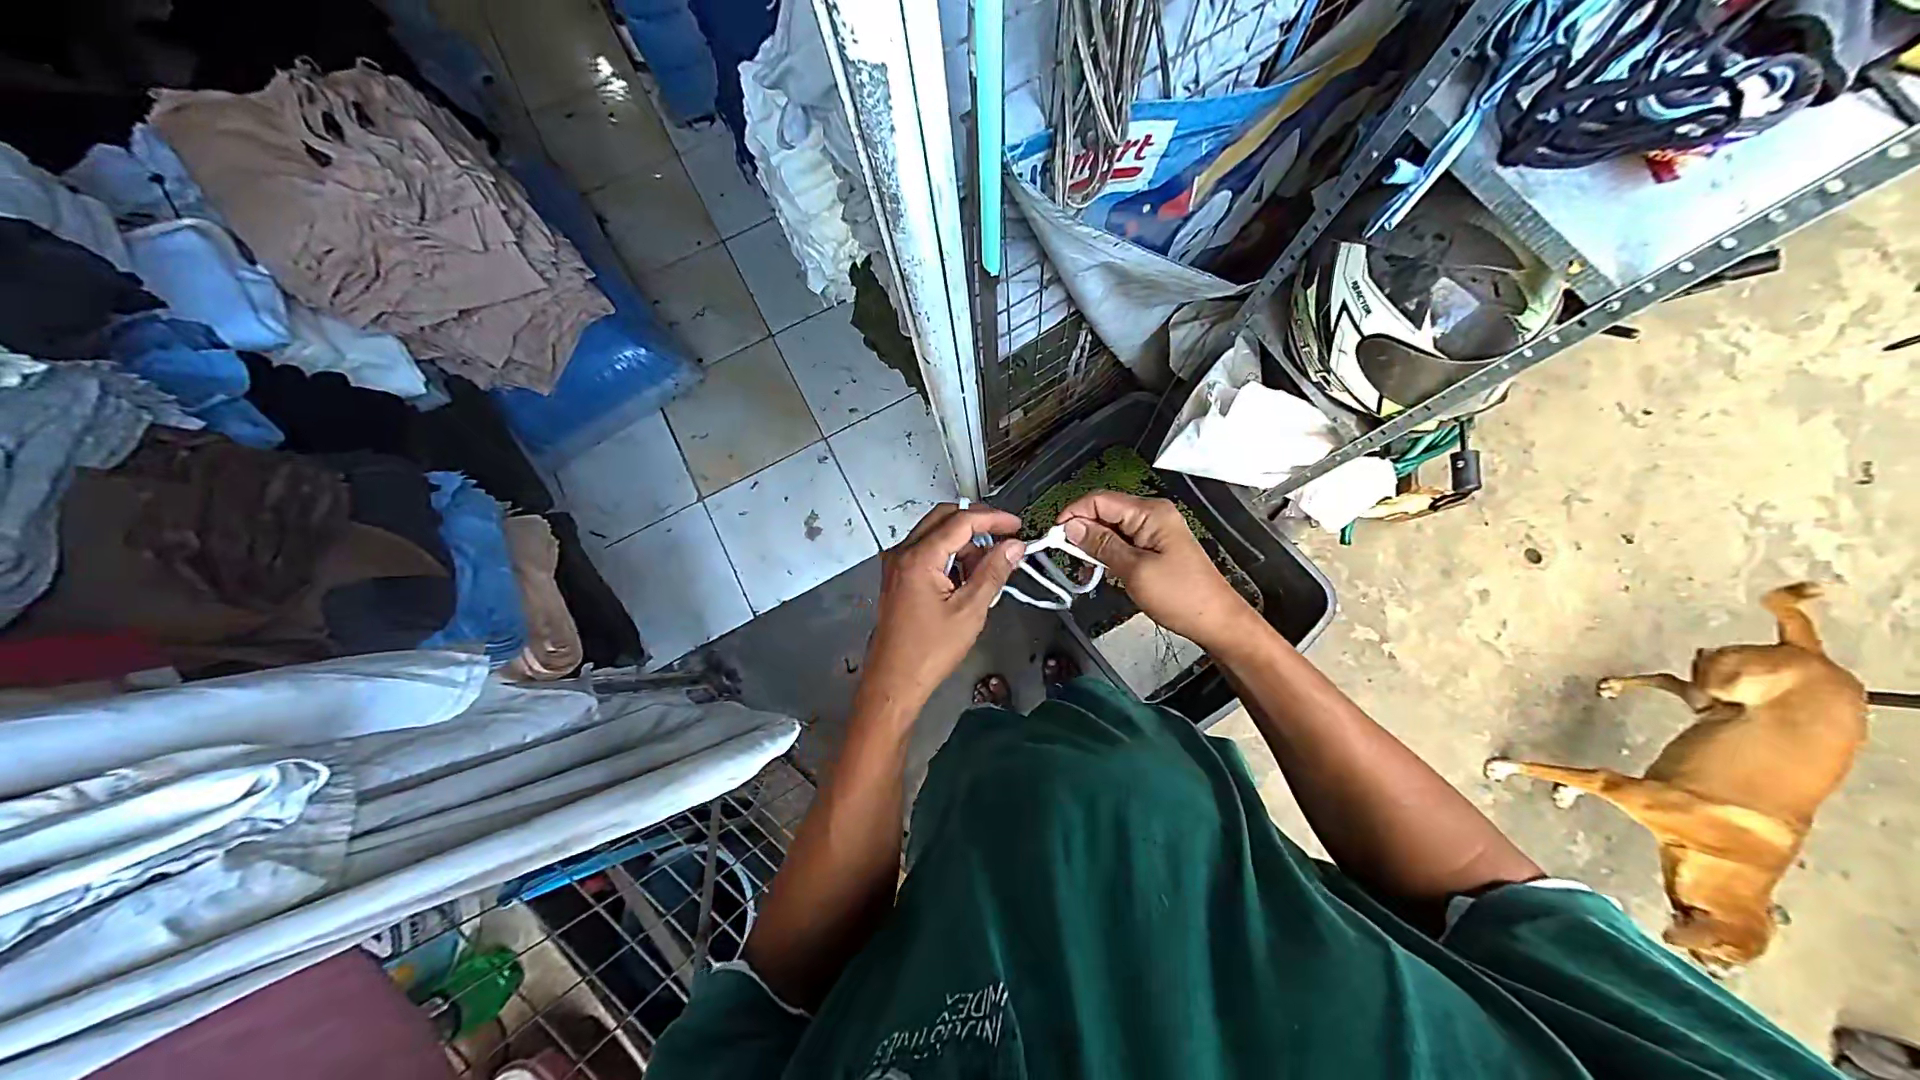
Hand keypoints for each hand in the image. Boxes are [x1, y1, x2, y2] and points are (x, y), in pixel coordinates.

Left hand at [858, 502, 1025, 716]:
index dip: (993, 519)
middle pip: (945, 518)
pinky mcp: (898, 577)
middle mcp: (902, 555)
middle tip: (1005, 537)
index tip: (1014, 525)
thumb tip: (1012, 548)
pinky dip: (949, 555)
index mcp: (918, 558)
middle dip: (978, 524)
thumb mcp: (970, 610)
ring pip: (935, 533)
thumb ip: (994, 572)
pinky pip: (926, 551)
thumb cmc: (926, 653)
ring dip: (964, 542)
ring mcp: (897, 565)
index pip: (961, 521)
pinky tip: (966, 578)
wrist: (895, 680)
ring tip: (987, 568)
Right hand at [1058, 490, 1259, 653]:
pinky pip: (1122, 540)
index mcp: (1150, 513)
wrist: (1216, 620)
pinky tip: (1101, 569)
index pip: (1100, 500)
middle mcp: (1153, 515)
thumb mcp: (1134, 570)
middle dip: (1082, 530)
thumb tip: (1072, 527)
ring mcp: (1155, 530)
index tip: (1056, 537)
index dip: (1074, 514)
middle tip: (1068, 556)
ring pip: (1111, 527)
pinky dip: (1107, 553)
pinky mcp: (1155, 546)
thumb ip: (1101, 545)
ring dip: (1093, 544)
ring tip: (1085, 567)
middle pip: (1104, 511)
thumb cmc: (1182, 596)